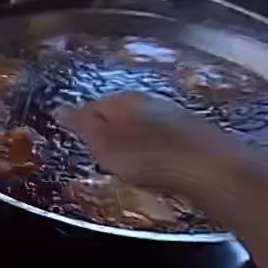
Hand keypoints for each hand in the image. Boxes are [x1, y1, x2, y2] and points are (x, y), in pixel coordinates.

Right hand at [56, 93, 235, 189]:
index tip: (74, 139)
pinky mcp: (194, 135)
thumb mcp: (103, 144)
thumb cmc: (146, 156)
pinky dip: (155, 150)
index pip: (91, 106)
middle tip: (99, 152)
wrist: (208, 167)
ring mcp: (174, 116)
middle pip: (120, 113)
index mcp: (122, 101)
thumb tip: (59, 109)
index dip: (81, 122)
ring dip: (134, 139)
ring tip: (126, 161)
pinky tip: (156, 164)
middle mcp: (148, 101)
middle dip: (109, 129)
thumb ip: (81, 125)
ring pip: (144, 124)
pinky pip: (164, 139)